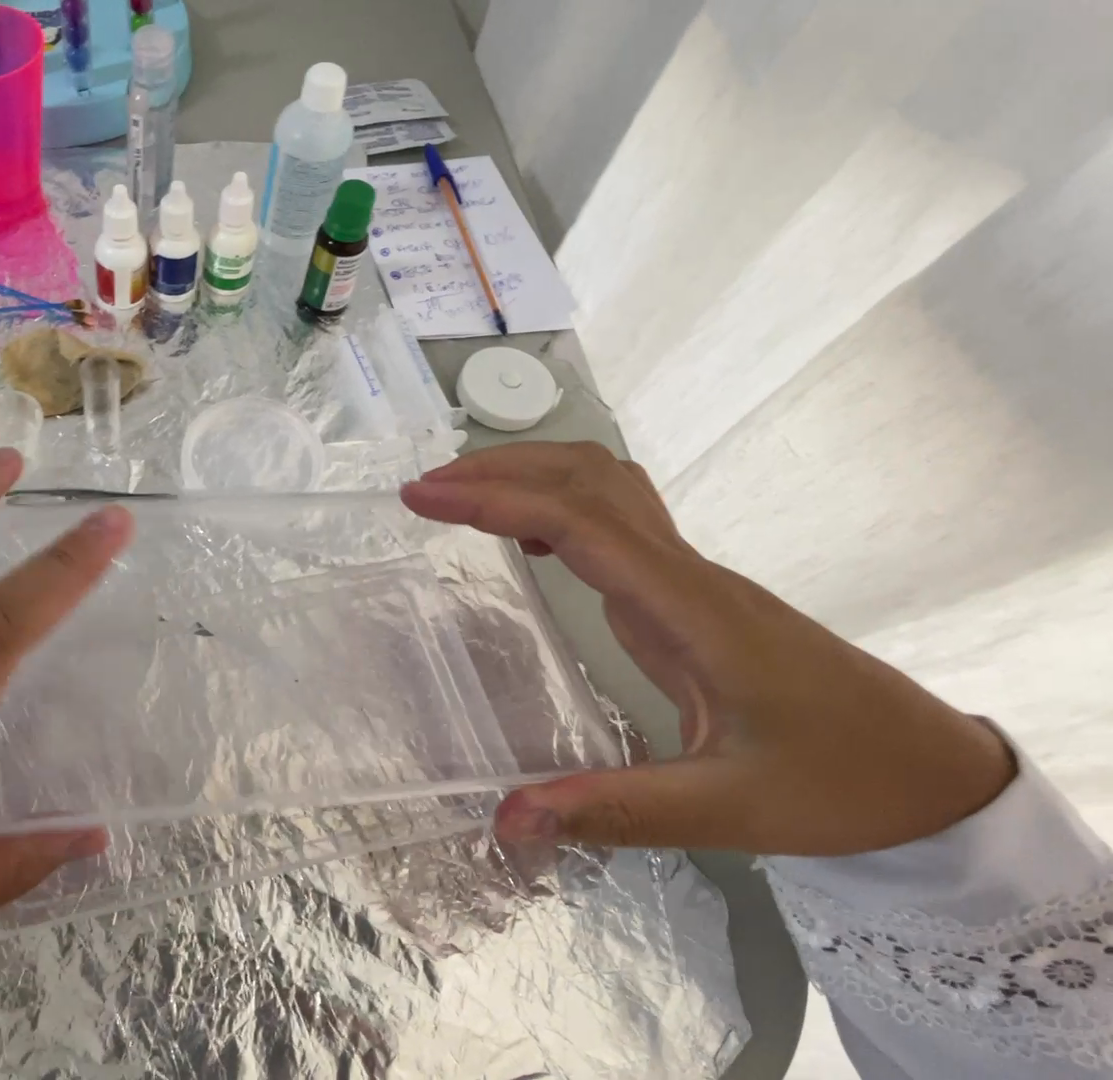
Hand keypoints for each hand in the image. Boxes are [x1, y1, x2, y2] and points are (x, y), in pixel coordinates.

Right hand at [401, 441, 1013, 856]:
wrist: (929, 770)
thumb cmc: (839, 784)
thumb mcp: (727, 809)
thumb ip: (613, 809)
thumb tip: (504, 817)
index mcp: (688, 608)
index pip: (578, 522)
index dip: (494, 500)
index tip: (421, 499)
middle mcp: (684, 573)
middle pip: (588, 477)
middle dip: (499, 469)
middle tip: (425, 491)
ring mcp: (688, 576)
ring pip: (605, 485)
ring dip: (530, 473)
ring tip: (460, 496)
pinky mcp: (685, 592)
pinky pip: (616, 517)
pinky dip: (557, 502)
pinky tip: (525, 536)